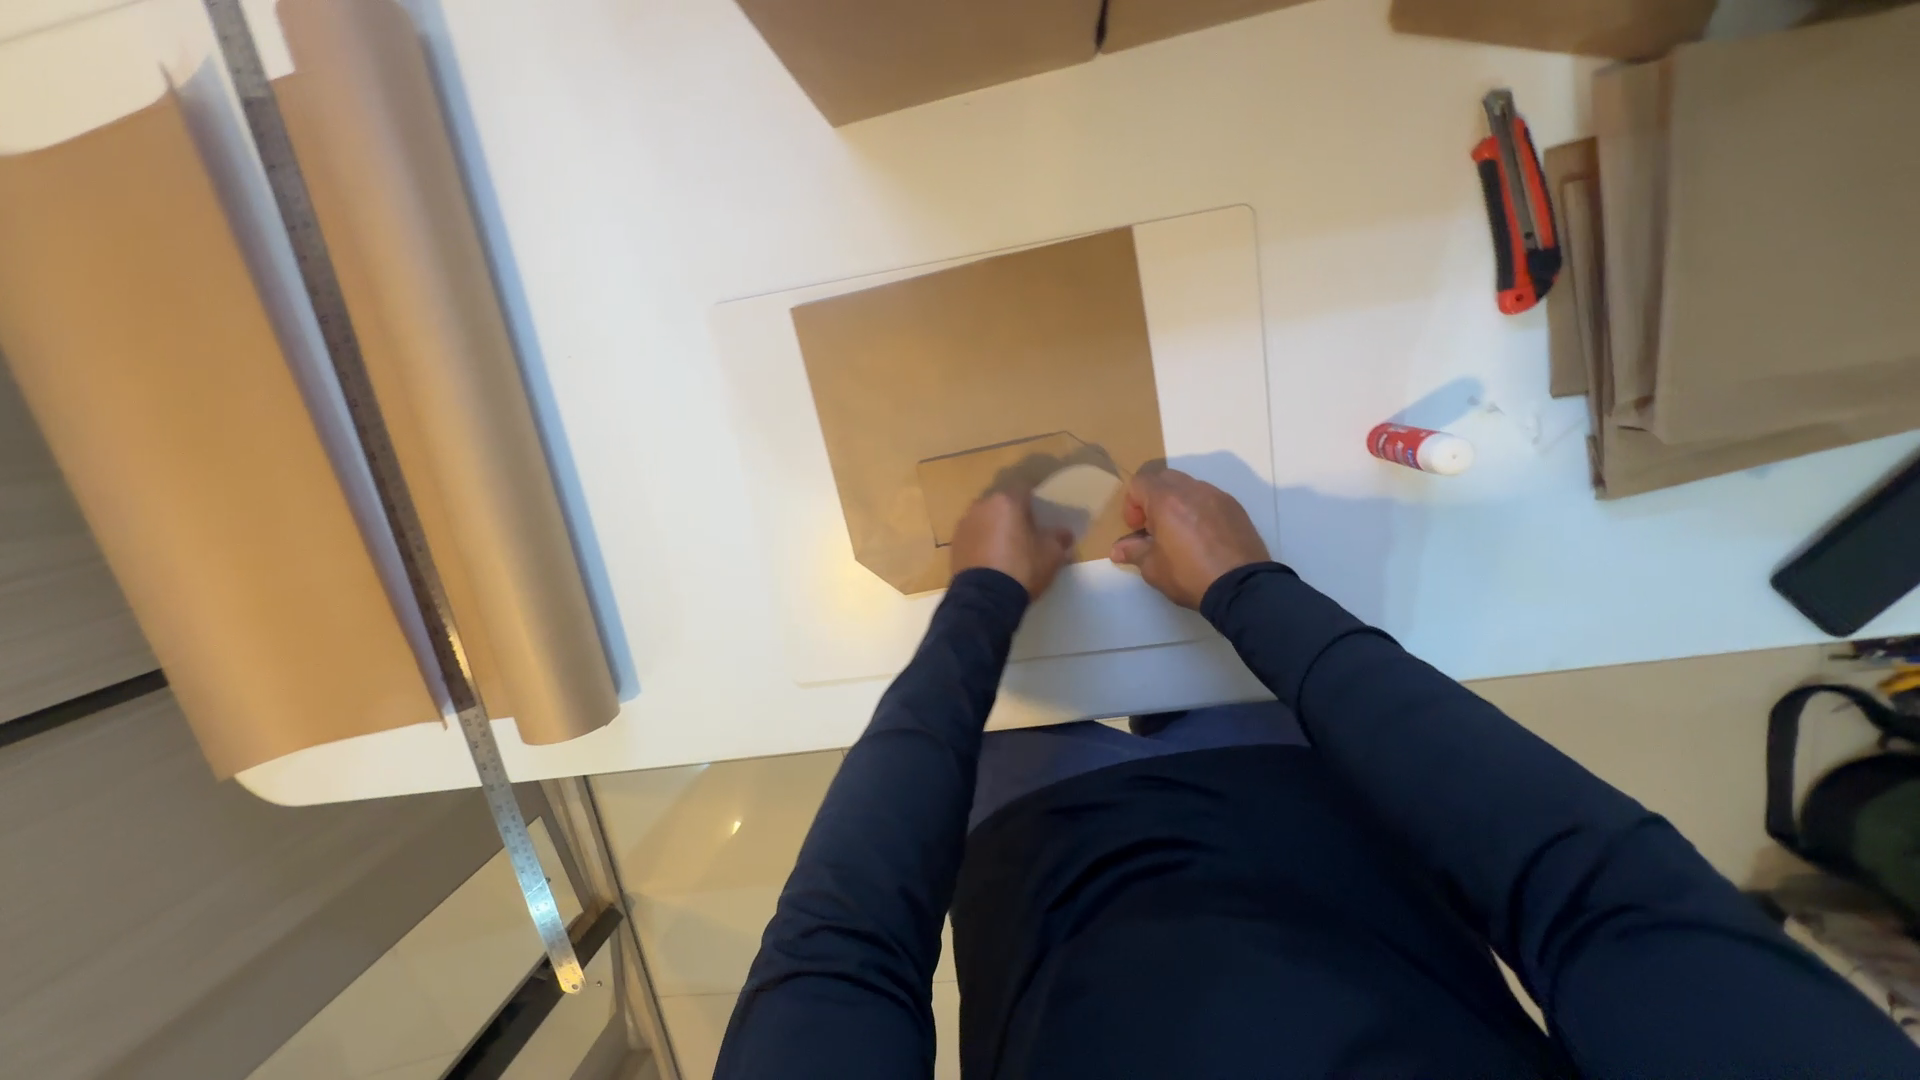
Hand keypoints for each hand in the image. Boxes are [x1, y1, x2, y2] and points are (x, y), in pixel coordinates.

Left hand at [950, 488, 1074, 598]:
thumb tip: (1064, 533)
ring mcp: (964, 523)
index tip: (1042, 513)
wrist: (985, 598)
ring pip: (985, 518)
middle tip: (1026, 532)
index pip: (1024, 488)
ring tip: (1006, 548)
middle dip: (1013, 513)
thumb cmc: (1022, 568)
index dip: (1035, 498)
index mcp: (1007, 501)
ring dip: (995, 527)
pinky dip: (982, 542)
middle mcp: (982, 505)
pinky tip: (991, 559)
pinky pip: (973, 535)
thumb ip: (1060, 538)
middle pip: (1002, 503)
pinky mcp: (954, 543)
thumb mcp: (1052, 555)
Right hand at [1109, 468, 1268, 608]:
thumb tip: (1118, 550)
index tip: (1137, 528)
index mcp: (1166, 501)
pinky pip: (1209, 498)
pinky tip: (1203, 536)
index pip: (1139, 482)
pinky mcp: (1235, 507)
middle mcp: (1192, 490)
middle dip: (1153, 498)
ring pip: (1189, 486)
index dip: (1131, 504)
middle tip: (1155, 527)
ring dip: (1177, 502)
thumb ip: (1134, 552)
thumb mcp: (1153, 568)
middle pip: (1164, 478)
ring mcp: (1217, 496)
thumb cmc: (1190, 575)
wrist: (1242, 587)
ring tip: (1181, 532)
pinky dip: (1199, 509)